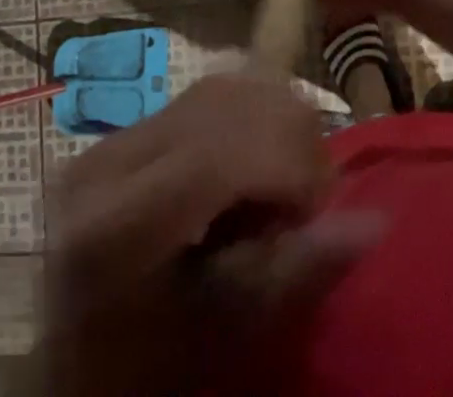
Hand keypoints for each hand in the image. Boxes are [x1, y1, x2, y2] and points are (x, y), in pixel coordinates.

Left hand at [42, 74, 381, 395]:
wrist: (75, 358)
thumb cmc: (152, 364)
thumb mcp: (227, 333)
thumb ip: (298, 272)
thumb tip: (377, 221)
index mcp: (113, 230)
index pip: (218, 158)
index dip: (290, 168)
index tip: (317, 211)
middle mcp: (105, 164)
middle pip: (231, 106)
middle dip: (292, 149)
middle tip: (295, 213)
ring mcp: (112, 138)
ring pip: (229, 88)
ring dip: (277, 129)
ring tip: (274, 190)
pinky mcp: (128, 128)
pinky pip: (213, 94)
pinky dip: (255, 122)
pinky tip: (250, 171)